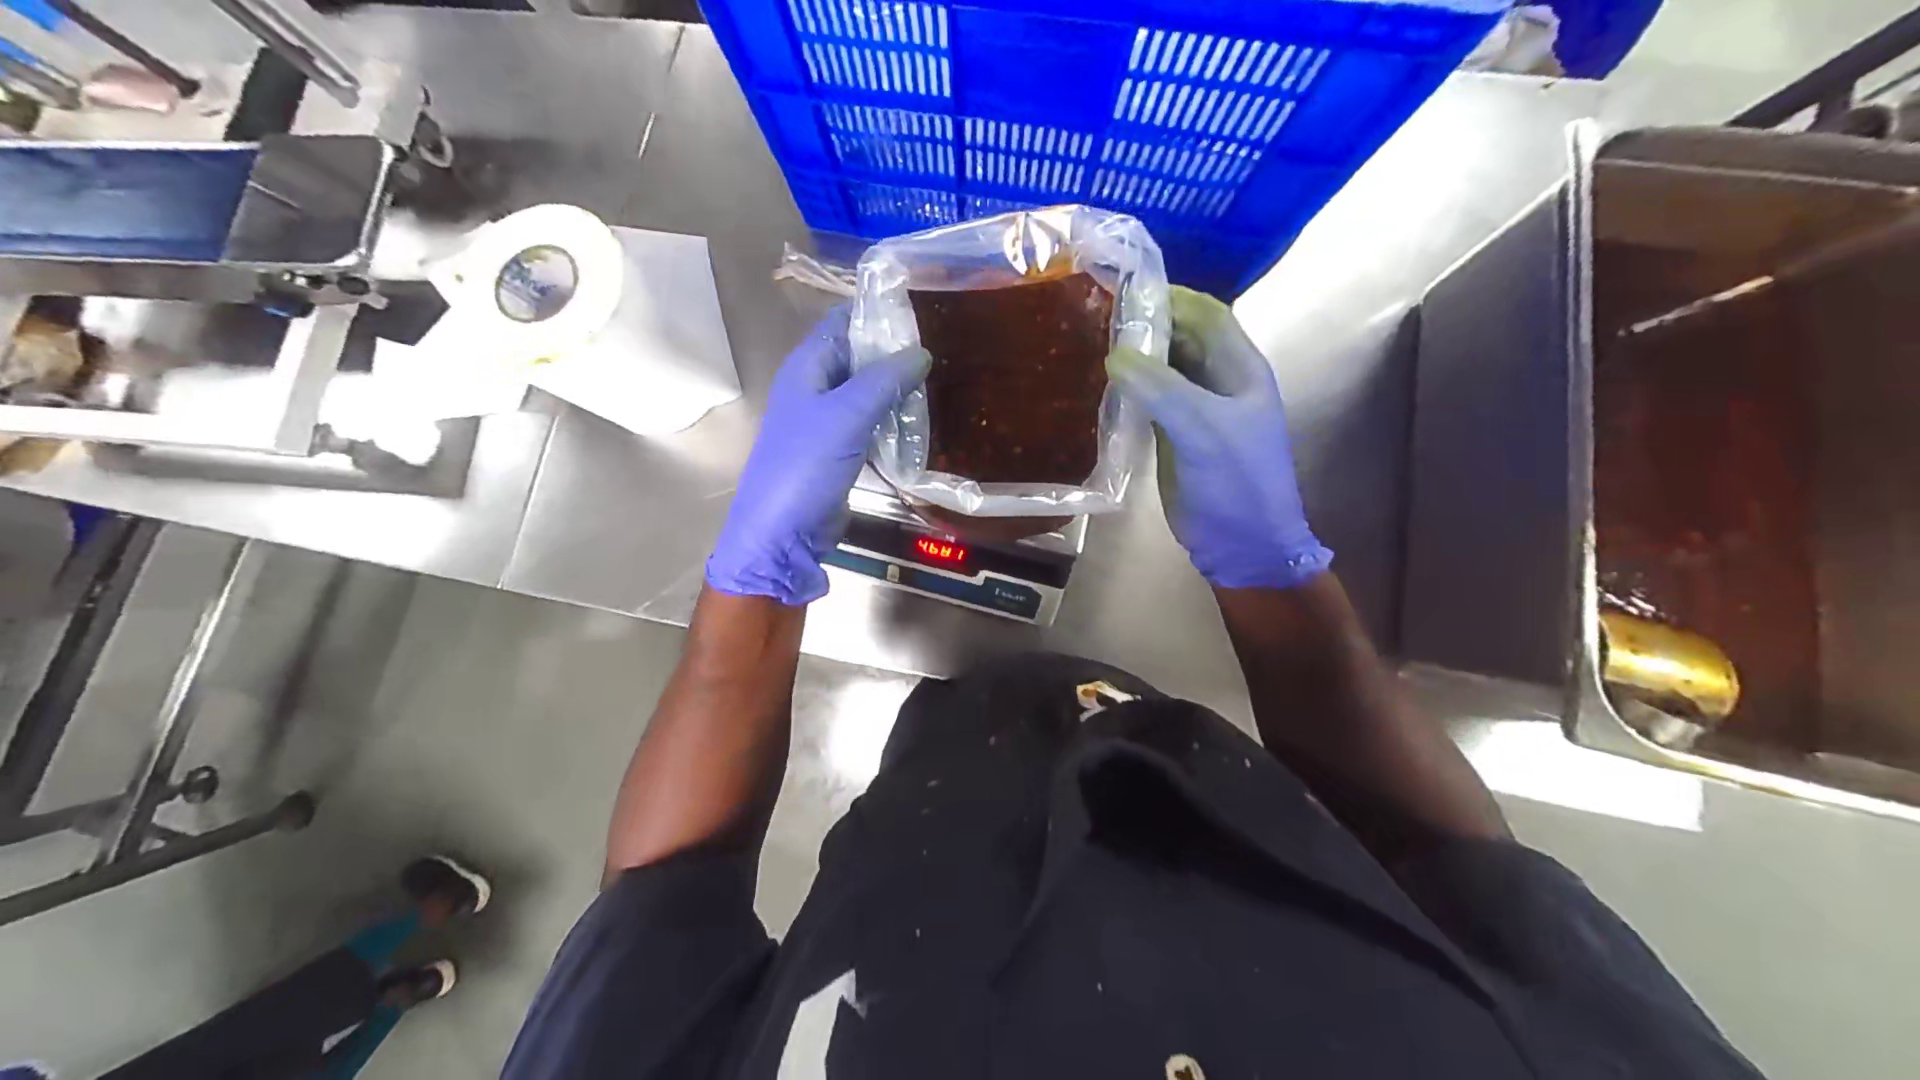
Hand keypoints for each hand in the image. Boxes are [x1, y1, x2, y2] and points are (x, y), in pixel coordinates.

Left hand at [706, 306, 928, 604]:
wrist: (784, 531)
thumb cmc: (807, 464)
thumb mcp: (848, 414)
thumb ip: (885, 380)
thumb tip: (921, 353)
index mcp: (807, 367)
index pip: (842, 323)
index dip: (877, 313)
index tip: (920, 311)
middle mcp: (814, 388)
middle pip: (858, 358)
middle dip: (894, 354)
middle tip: (940, 350)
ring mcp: (825, 421)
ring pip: (866, 393)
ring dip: (896, 390)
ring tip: (937, 383)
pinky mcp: (838, 450)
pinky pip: (869, 425)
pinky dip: (891, 421)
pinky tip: (919, 422)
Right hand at [1105, 286, 1331, 589]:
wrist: (1240, 542)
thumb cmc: (1235, 481)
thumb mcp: (1203, 429)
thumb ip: (1162, 389)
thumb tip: (1116, 354)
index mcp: (1239, 369)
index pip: (1207, 315)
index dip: (1172, 296)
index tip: (1126, 287)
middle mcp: (1219, 382)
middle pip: (1182, 338)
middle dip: (1147, 323)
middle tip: (1097, 313)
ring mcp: (1196, 411)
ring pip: (1164, 370)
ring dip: (1135, 357)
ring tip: (1091, 342)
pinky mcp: (1174, 436)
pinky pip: (1150, 401)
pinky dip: (1129, 389)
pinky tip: (1100, 384)